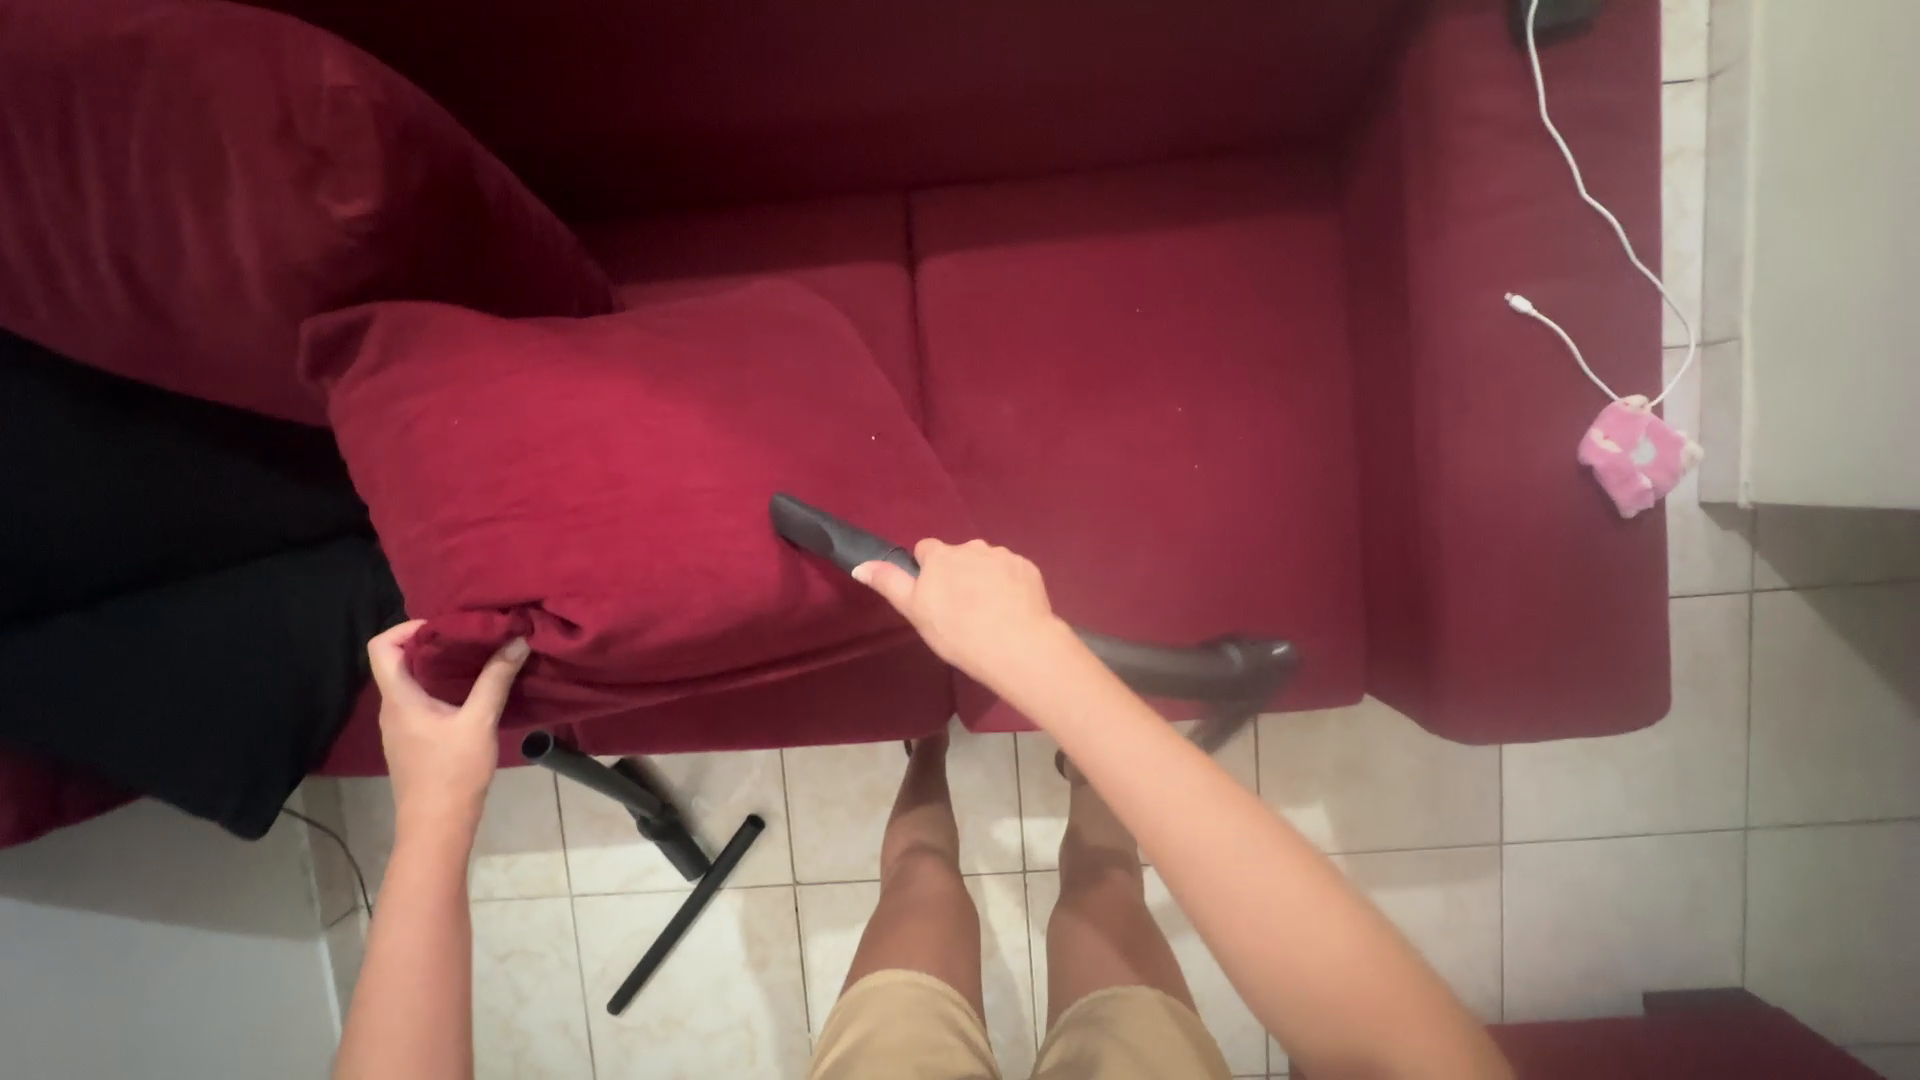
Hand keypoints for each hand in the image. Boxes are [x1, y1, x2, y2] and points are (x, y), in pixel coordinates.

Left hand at [366, 620, 528, 842]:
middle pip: (400, 659)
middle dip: (435, 641)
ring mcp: (402, 724)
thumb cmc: (453, 771)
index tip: (449, 624)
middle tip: (475, 634)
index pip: (382, 646)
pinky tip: (477, 689)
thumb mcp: (480, 721)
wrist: (437, 824)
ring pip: (414, 679)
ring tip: (481, 655)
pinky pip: (424, 697)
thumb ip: (496, 679)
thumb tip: (516, 640)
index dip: (408, 627)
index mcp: (399, 698)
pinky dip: (446, 684)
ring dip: (443, 663)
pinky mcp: (415, 737)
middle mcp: (393, 707)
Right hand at [853, 539, 1069, 683]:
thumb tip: (860, 565)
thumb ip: (889, 583)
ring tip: (988, 612)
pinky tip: (1010, 610)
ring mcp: (1003, 556)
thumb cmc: (958, 632)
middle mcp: (972, 547)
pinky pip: (1012, 571)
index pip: (925, 550)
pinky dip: (1009, 585)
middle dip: (957, 573)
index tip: (933, 596)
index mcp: (941, 556)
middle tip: (960, 609)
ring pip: (986, 562)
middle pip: (958, 555)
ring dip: (984, 578)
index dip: (926, 571)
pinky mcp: (1027, 568)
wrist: (1016, 644)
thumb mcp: (915, 611)